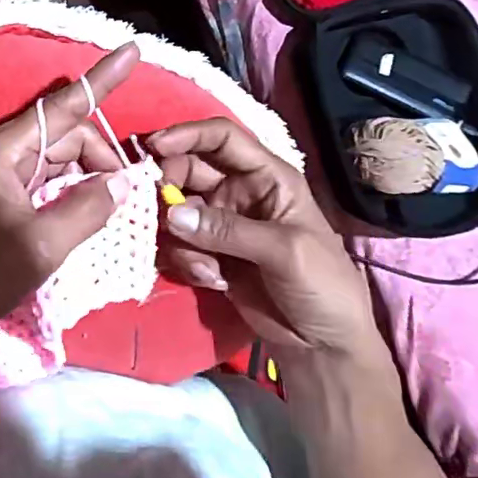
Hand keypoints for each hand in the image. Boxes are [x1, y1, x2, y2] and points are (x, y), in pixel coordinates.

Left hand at [0, 44, 142, 335]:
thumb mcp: (44, 243)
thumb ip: (88, 207)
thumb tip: (123, 182)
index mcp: (2, 152)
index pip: (61, 107)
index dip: (100, 81)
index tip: (131, 50)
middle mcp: (2, 152)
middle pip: (66, 133)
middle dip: (99, 156)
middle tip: (124, 192)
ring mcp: (4, 172)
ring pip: (62, 155)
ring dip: (89, 173)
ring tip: (111, 202)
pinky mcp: (8, 193)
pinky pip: (52, 176)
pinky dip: (76, 187)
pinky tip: (93, 205)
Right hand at [149, 117, 380, 356]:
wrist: (323, 343)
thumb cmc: (323, 284)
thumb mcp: (286, 251)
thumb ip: (228, 230)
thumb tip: (171, 214)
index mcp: (267, 176)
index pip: (222, 137)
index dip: (188, 134)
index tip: (155, 147)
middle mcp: (239, 192)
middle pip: (188, 169)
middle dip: (169, 188)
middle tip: (162, 215)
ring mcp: (221, 223)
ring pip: (176, 210)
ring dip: (179, 237)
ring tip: (205, 269)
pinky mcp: (209, 254)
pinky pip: (179, 245)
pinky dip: (185, 260)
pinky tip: (213, 282)